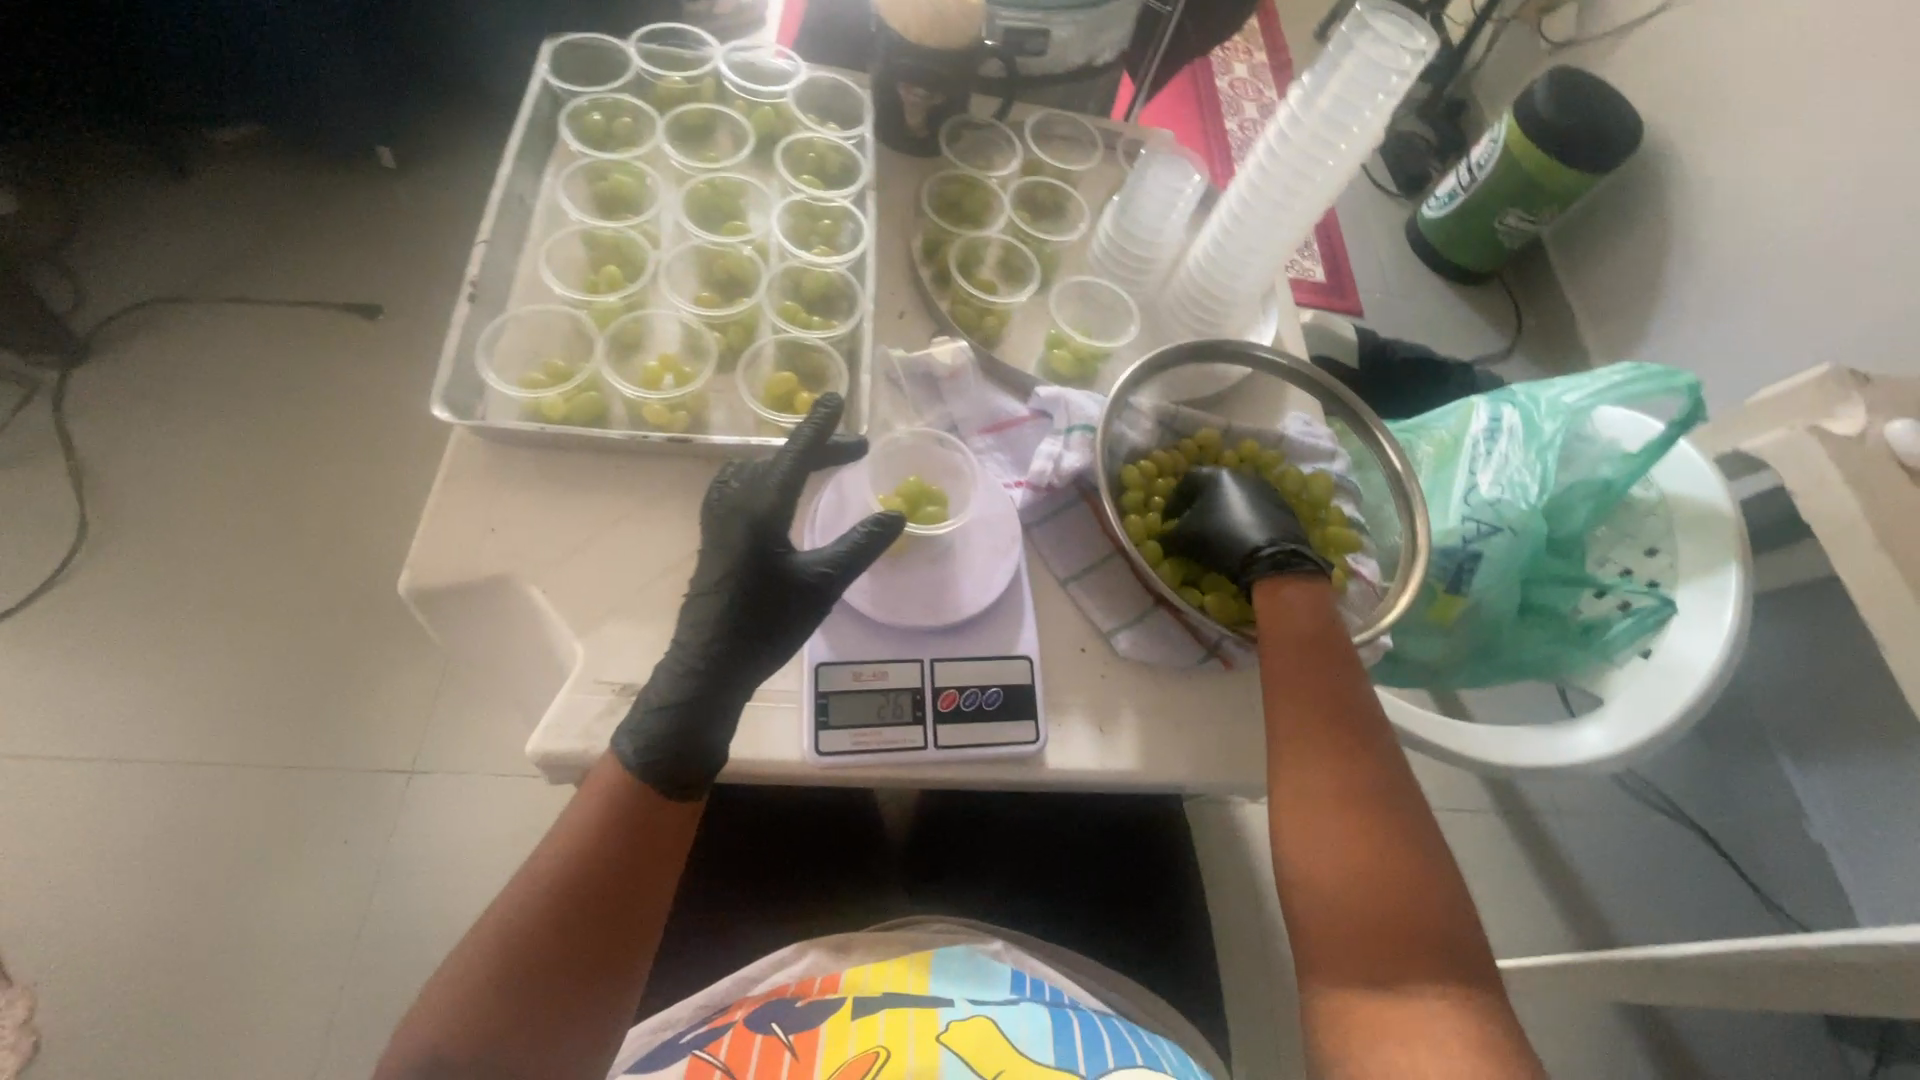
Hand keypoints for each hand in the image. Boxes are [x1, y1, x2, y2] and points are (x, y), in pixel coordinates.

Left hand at [611, 393, 905, 799]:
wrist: (709, 664)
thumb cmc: (767, 624)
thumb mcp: (824, 584)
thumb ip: (860, 544)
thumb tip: (896, 513)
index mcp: (762, 507)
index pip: (796, 453)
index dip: (821, 427)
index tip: (836, 398)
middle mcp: (736, 503)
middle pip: (779, 458)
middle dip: (817, 448)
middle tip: (856, 450)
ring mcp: (719, 519)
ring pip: (755, 470)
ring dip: (789, 461)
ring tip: (818, 465)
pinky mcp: (715, 537)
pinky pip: (739, 487)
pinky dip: (766, 477)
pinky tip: (776, 495)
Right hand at [1161, 466, 1331, 591]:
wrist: (1271, 557)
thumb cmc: (1218, 539)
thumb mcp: (1182, 539)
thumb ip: (1168, 535)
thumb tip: (1165, 536)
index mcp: (1214, 475)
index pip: (1185, 483)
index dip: (1174, 503)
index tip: (1169, 522)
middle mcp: (1241, 475)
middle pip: (1213, 488)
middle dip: (1200, 506)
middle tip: (1192, 527)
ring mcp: (1266, 490)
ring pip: (1236, 499)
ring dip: (1224, 514)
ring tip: (1218, 535)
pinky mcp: (1283, 508)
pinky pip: (1255, 512)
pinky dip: (1244, 522)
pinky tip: (1241, 540)